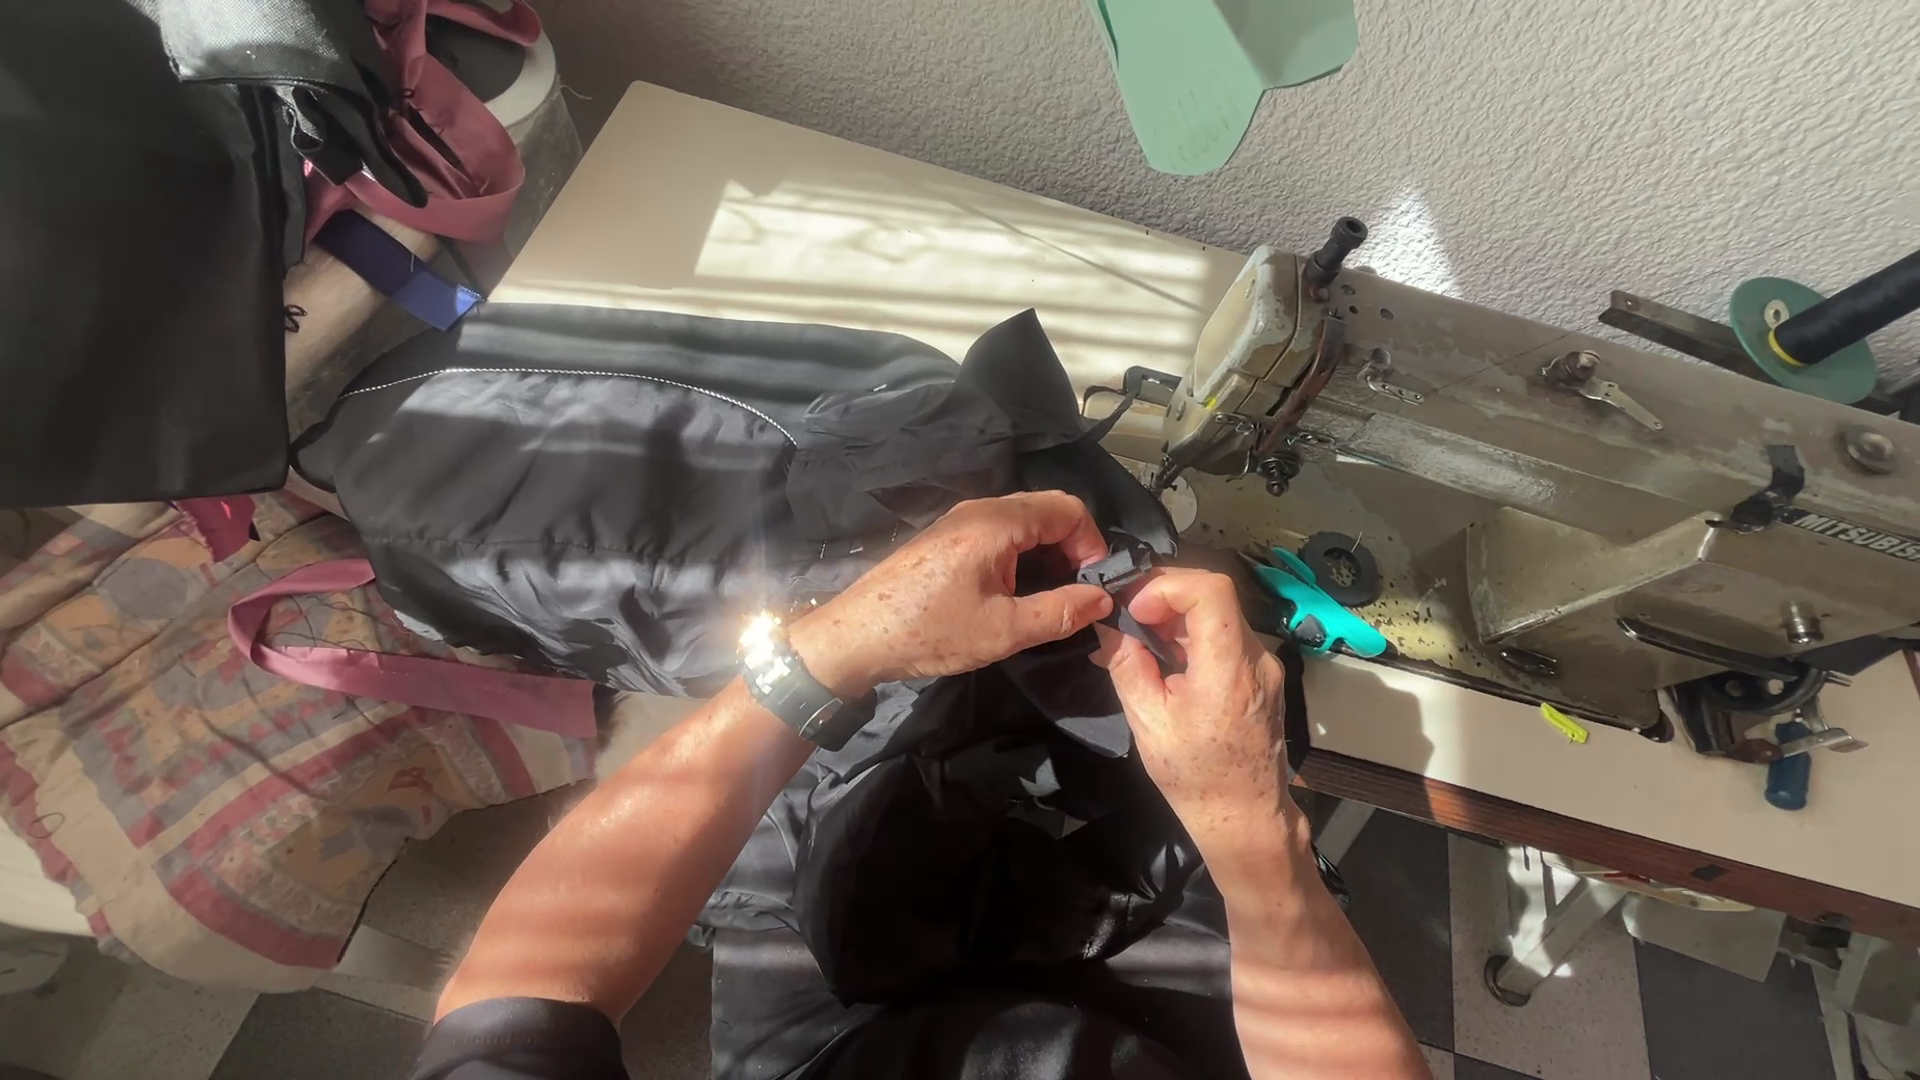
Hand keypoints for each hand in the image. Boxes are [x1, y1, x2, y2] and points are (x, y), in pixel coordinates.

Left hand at [789, 492, 1114, 696]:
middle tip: (1078, 590)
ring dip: (1048, 551)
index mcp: (997, 522)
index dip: (1093, 543)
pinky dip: (1022, 552)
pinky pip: (1000, 531)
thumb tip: (1103, 599)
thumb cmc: (930, 631)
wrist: (857, 636)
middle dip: (1074, 545)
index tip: (1095, 584)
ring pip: (1023, 520)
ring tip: (1052, 594)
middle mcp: (979, 509)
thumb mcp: (1003, 630)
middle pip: (1047, 508)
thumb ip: (1059, 612)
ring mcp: (959, 521)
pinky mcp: (946, 537)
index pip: (1068, 508)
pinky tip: (1016, 589)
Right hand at [1094, 569, 1291, 835]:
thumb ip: (1126, 664)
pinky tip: (1163, 658)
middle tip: (1126, 618)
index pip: (1210, 590)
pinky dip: (1189, 635)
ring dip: (1174, 617)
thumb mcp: (1147, 721)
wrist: (1245, 817)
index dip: (1167, 586)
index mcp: (1228, 670)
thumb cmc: (1193, 776)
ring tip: (1138, 641)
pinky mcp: (1260, 674)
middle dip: (1163, 597)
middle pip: (1212, 596)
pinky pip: (1223, 636)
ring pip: (1217, 613)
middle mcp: (1255, 658)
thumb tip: (1108, 625)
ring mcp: (1263, 665)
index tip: (1136, 610)